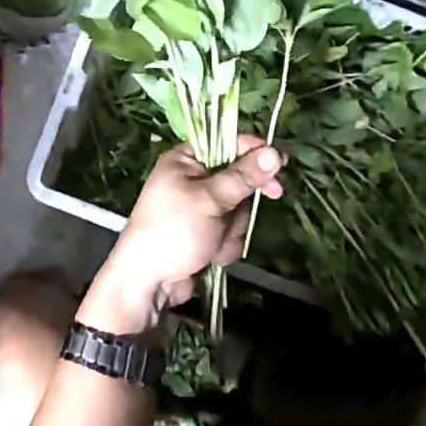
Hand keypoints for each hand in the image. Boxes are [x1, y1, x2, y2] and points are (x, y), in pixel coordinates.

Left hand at [77, 136, 284, 334]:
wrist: (147, 282)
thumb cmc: (172, 231)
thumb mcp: (208, 200)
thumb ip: (242, 177)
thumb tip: (274, 152)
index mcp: (185, 159)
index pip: (227, 143)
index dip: (254, 154)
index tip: (279, 167)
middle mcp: (192, 178)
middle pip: (238, 179)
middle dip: (241, 204)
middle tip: (267, 202)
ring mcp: (199, 206)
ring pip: (238, 209)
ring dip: (232, 229)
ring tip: (214, 242)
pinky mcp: (204, 231)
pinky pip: (230, 230)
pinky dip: (225, 244)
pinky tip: (211, 255)